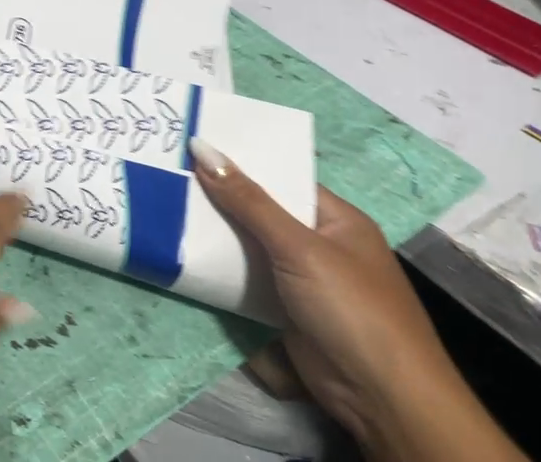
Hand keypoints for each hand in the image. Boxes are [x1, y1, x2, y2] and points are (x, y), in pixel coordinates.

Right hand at [191, 138, 525, 461]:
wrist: (382, 396)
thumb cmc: (351, 309)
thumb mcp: (298, 248)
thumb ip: (248, 201)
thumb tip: (201, 148)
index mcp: (338, 220)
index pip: (281, 178)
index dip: (238, 161)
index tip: (188, 144)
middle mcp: (320, 243)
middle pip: (259, 209)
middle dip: (216, 195)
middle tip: (162, 169)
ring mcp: (301, 277)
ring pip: (246, 243)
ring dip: (211, 231)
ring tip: (159, 200)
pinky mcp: (282, 306)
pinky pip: (243, 274)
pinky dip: (217, 264)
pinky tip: (179, 247)